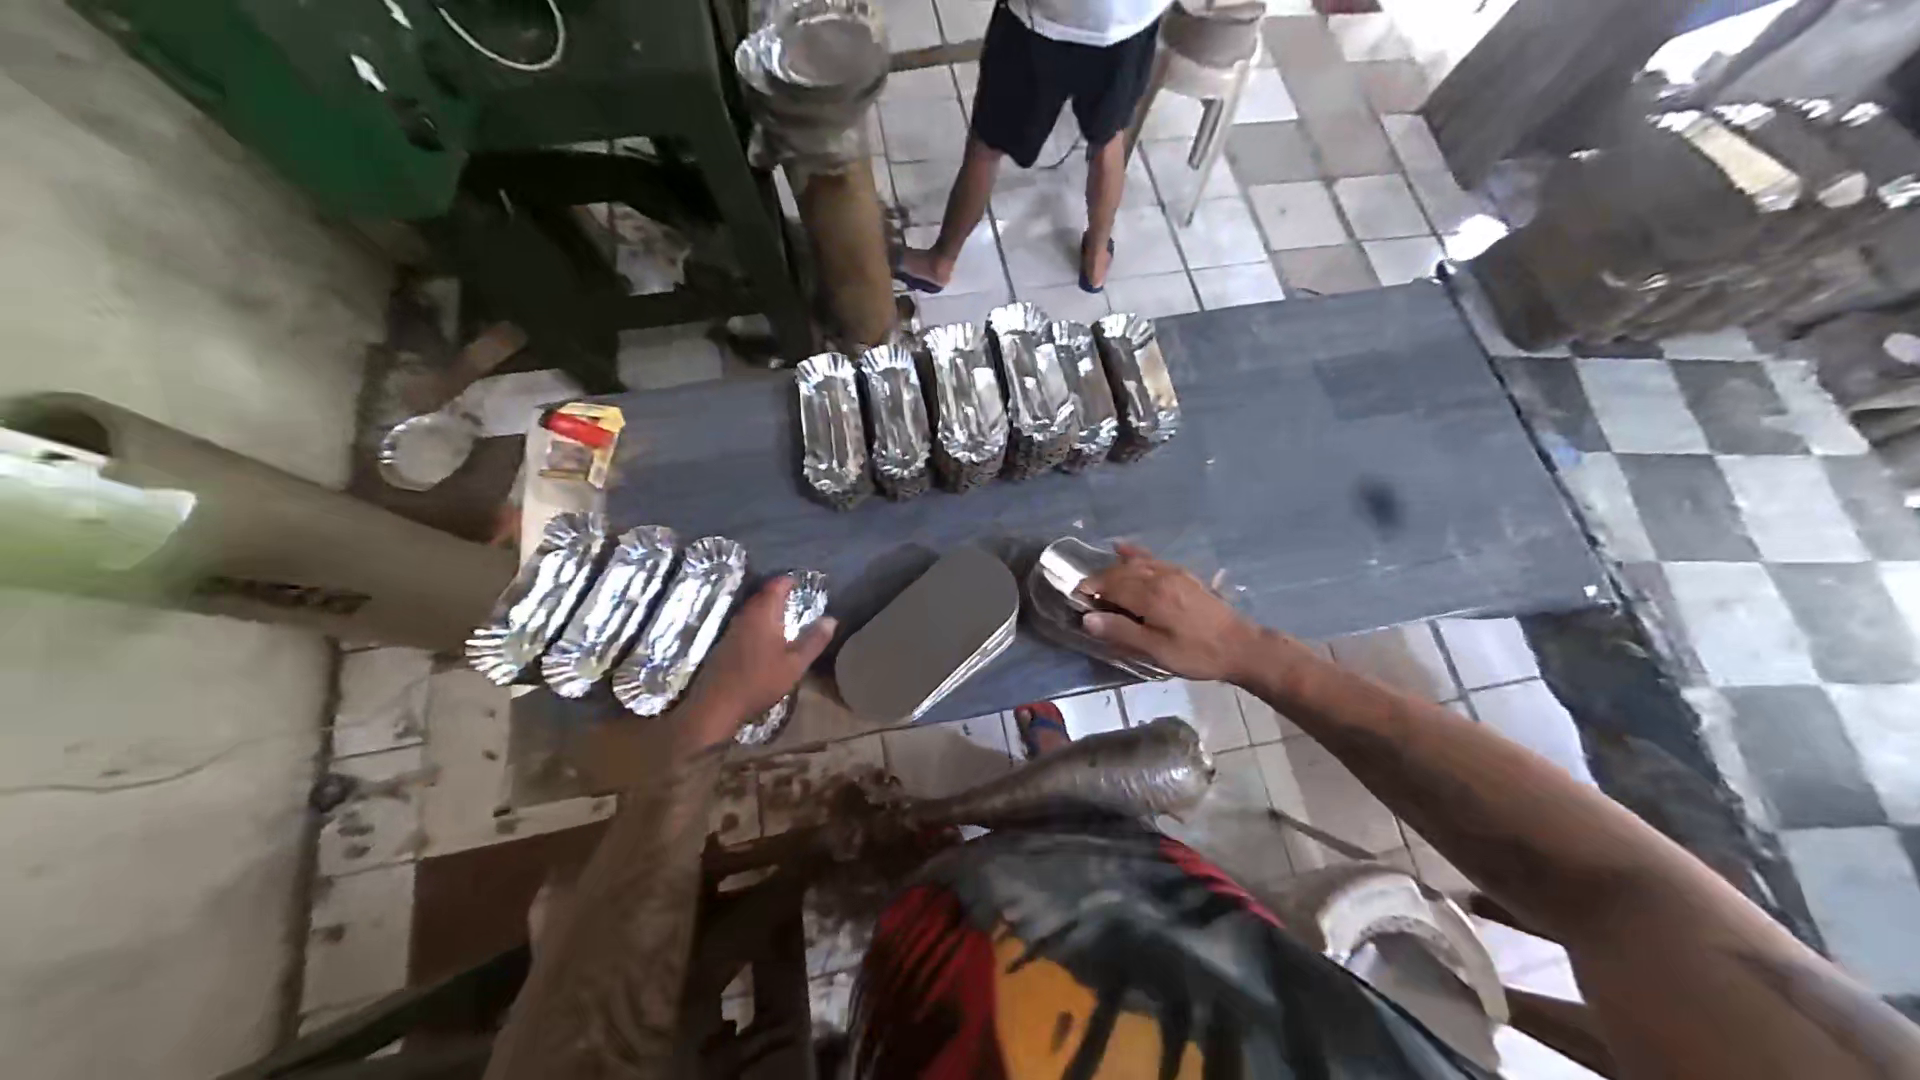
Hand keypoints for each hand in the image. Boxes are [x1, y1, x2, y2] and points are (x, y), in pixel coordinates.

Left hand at [678, 575, 836, 747]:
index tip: (803, 582)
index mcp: (763, 614)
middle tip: (797, 597)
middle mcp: (745, 616)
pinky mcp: (725, 644)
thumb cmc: (759, 681)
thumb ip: (814, 640)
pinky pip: (746, 622)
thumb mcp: (795, 664)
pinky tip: (767, 636)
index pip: (776, 585)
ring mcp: (732, 629)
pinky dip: (759, 622)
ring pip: (752, 609)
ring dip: (768, 608)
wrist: (716, 705)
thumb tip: (831, 619)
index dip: (789, 580)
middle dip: (779, 592)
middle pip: (762, 595)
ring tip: (786, 615)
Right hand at [1077, 543, 1267, 682]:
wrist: (1241, 647)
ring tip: (1101, 581)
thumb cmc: (1197, 653)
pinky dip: (1134, 554)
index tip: (1076, 598)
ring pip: (1136, 563)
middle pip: (1121, 572)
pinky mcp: (1184, 575)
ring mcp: (1173, 573)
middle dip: (1100, 580)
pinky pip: (1152, 559)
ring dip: (1115, 569)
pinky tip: (1122, 549)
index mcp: (1151, 596)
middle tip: (1087, 596)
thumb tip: (1088, 618)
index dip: (1091, 590)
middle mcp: (1160, 577)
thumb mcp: (1156, 650)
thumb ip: (1121, 631)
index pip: (1111, 585)